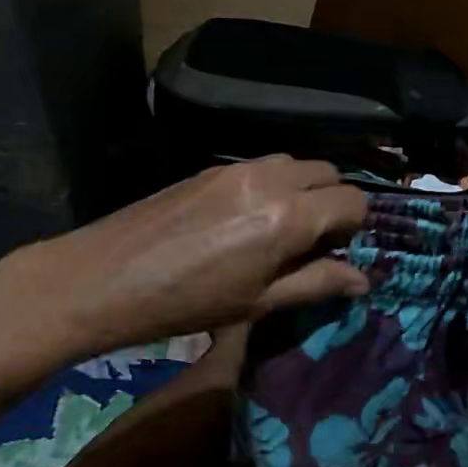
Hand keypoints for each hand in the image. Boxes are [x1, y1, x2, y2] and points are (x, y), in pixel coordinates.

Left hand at [0, 157, 368, 367]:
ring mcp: (238, 167)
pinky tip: (246, 218)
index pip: (352, 201)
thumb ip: (316, 283)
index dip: (354, 227)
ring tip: (279, 228)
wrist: (105, 277)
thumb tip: (362, 280)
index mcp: (288, 216)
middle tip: (311, 241)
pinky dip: (273, 183)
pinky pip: (261, 165)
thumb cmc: (188, 302)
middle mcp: (270, 179)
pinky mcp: (211, 167)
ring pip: (295, 163)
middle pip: (328, 173)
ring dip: (303, 189)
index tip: (336, 252)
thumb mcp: (259, 303)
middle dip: (332, 202)